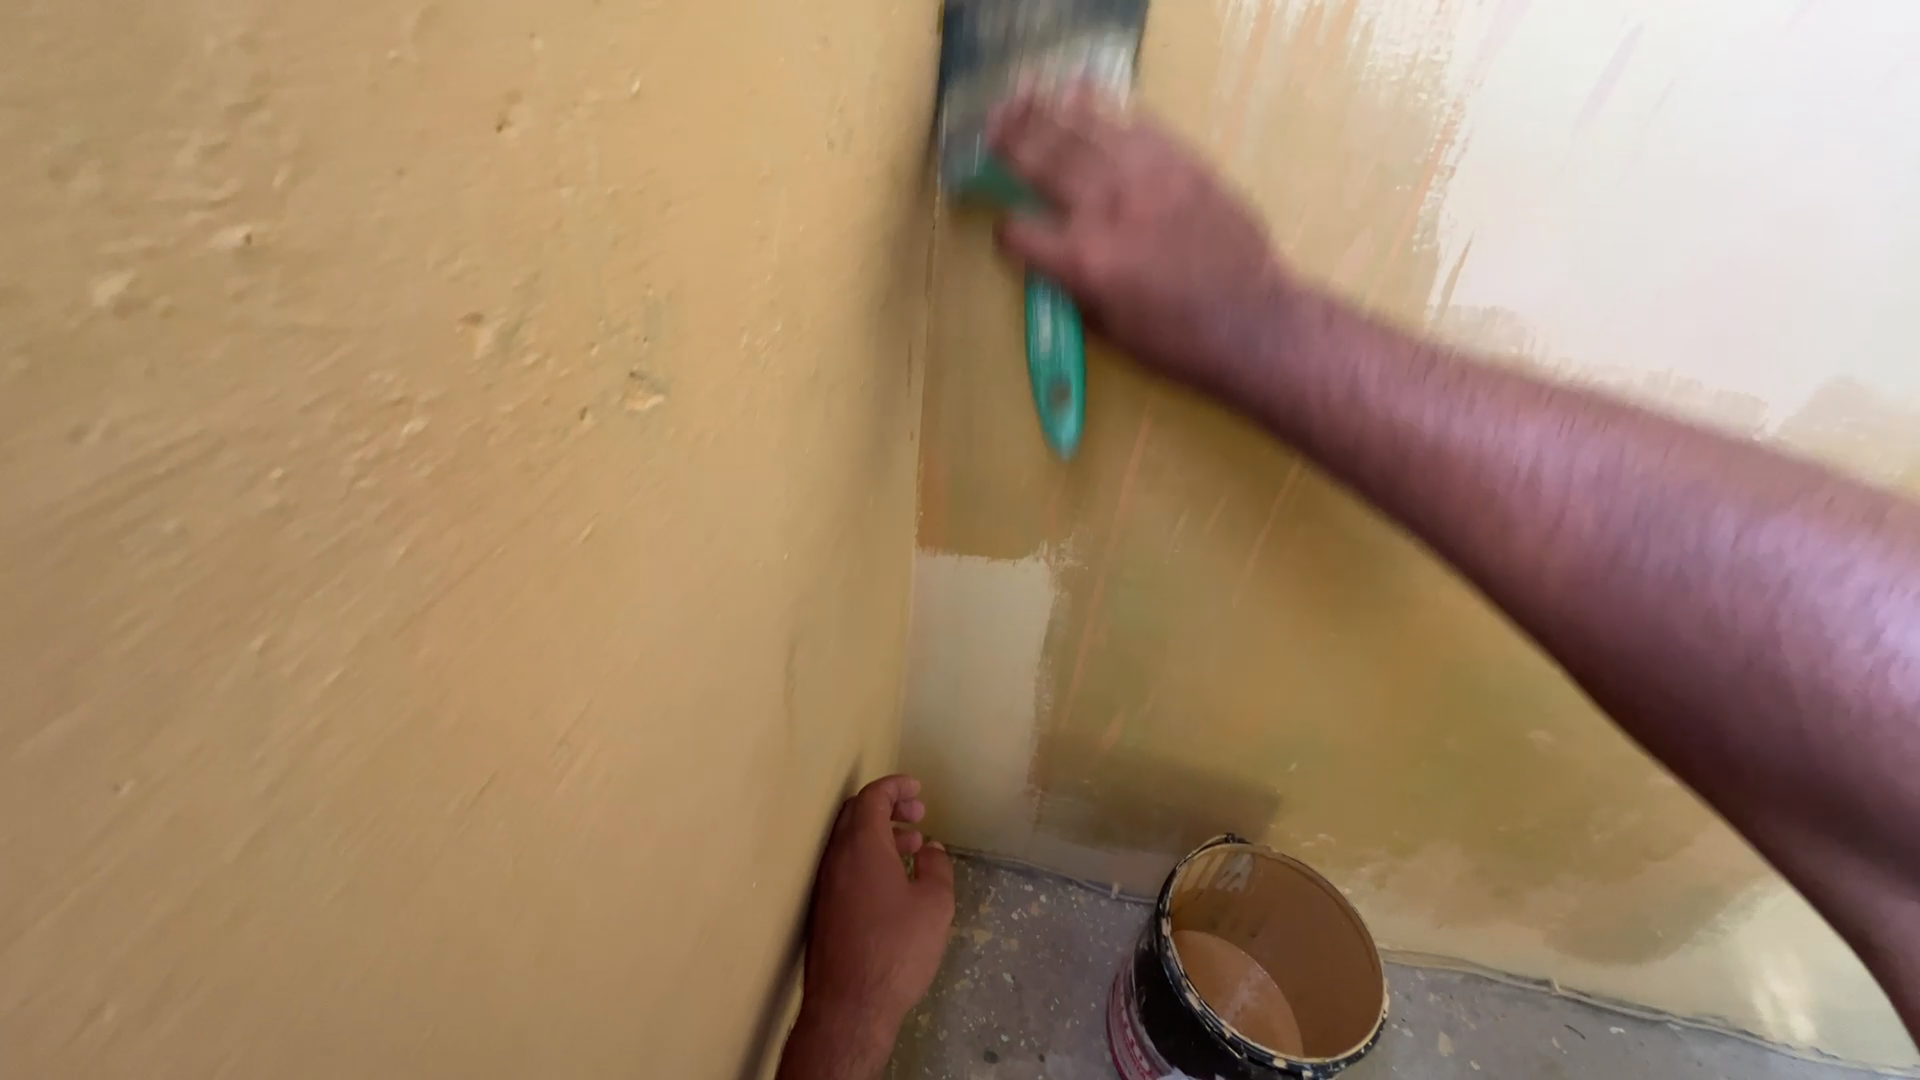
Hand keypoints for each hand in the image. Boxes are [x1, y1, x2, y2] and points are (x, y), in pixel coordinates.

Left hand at [777, 776, 954, 1079]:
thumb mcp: (935, 904)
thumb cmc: (896, 949)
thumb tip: (931, 848)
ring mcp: (826, 883)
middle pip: (857, 813)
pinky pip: (845, 864)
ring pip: (850, 840)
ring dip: (881, 833)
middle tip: (918, 814)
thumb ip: (937, 867)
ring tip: (914, 847)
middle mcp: (837, 857)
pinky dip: (869, 856)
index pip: (872, 796)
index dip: (896, 786)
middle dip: (889, 806)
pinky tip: (895, 882)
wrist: (849, 1007)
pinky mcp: (824, 908)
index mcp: (862, 845)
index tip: (918, 788)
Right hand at [989, 85, 1287, 397]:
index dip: (1006, 233)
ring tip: (1025, 94)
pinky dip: (1105, 107)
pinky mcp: (1181, 161)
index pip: (1020, 232)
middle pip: (1045, 162)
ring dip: (1049, 109)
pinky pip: (1135, 122)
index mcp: (1083, 262)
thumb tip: (1055, 264)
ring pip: (1086, 130)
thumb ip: (1073, 290)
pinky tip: (1083, 94)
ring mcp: (1146, 177)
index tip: (1005, 233)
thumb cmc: (1177, 341)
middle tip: (991, 126)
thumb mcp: (1108, 330)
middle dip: (1011, 141)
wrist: (1252, 321)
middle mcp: (1106, 209)